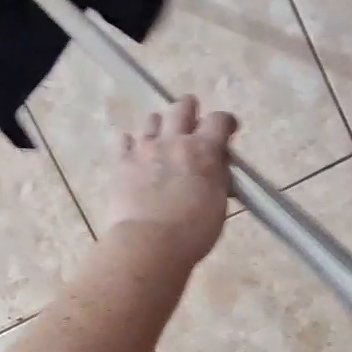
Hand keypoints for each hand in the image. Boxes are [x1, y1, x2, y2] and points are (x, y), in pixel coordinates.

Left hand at [103, 96, 236, 267]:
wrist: (149, 242)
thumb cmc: (193, 231)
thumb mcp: (218, 204)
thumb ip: (218, 178)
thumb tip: (217, 165)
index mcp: (203, 151)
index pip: (219, 121)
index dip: (226, 122)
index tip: (228, 128)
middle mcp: (174, 142)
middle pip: (182, 108)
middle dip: (189, 109)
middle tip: (192, 115)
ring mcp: (145, 150)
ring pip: (152, 121)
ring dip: (160, 125)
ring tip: (161, 135)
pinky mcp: (122, 163)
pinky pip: (126, 142)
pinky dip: (132, 143)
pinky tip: (134, 150)